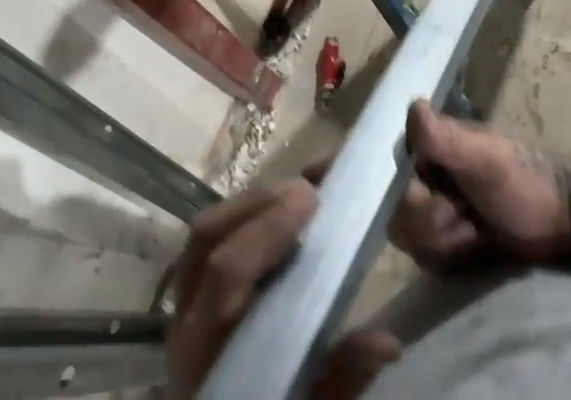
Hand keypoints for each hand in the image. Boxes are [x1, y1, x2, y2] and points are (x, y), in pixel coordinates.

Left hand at [169, 180, 400, 398]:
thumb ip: (339, 381)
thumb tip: (386, 342)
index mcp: (204, 349)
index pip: (227, 272)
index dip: (267, 230)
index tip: (311, 200)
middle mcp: (185, 318)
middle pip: (207, 238)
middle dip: (258, 205)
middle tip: (310, 191)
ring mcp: (184, 305)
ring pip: (205, 234)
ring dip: (250, 206)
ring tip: (297, 197)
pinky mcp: (194, 299)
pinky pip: (210, 243)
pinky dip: (244, 220)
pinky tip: (280, 221)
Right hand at [388, 100, 570, 267]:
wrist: (560, 221)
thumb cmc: (525, 183)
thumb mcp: (486, 158)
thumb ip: (446, 138)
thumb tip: (412, 107)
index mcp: (428, 149)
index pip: (390, 178)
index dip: (416, 198)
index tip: (447, 200)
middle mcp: (422, 175)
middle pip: (398, 213)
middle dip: (437, 222)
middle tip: (470, 213)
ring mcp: (430, 209)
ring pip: (409, 237)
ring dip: (447, 241)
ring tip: (478, 230)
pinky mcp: (439, 239)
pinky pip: (423, 256)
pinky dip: (451, 256)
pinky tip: (476, 245)